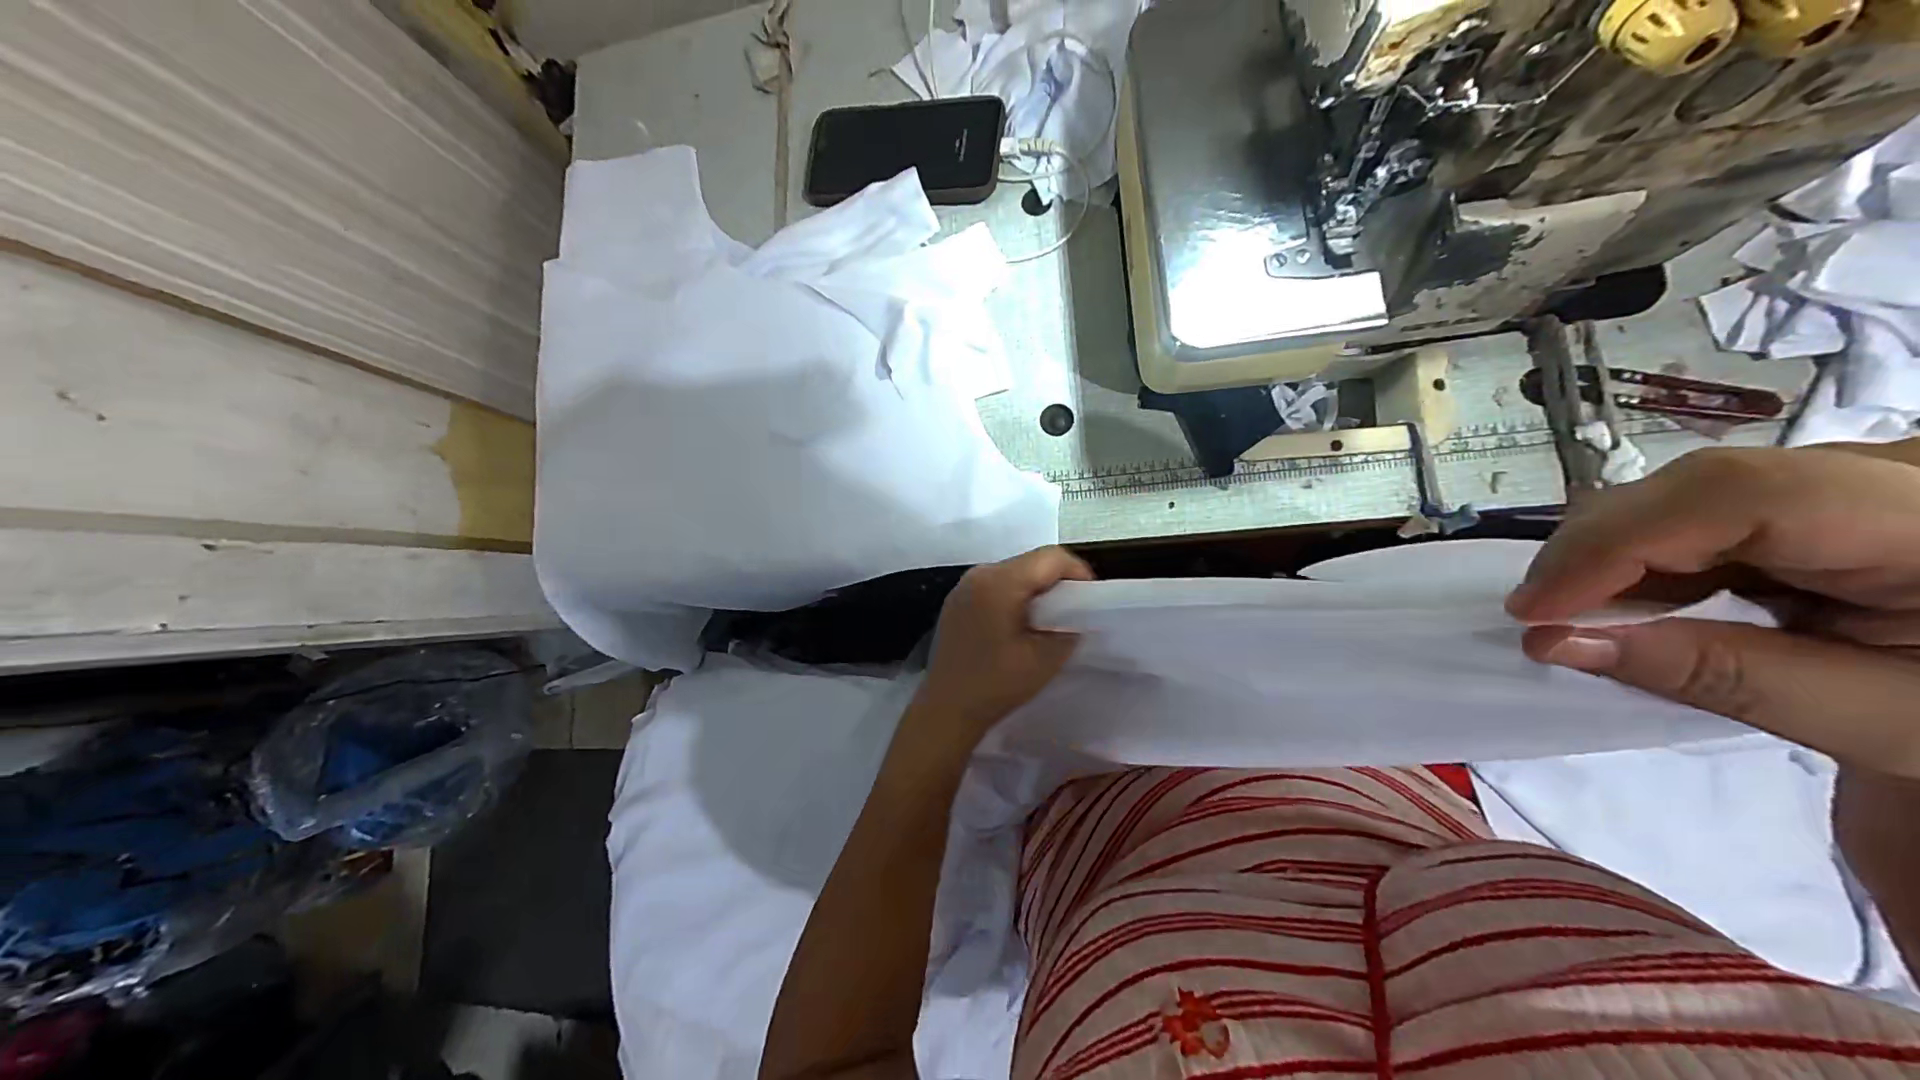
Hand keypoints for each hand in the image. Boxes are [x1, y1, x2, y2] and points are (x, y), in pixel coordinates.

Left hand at [909, 546, 1095, 752]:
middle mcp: (979, 574)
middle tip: (1074, 612)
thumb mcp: (1045, 658)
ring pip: (1013, 573)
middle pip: (1030, 562)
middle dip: (1057, 581)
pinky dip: (1014, 598)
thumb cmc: (996, 684)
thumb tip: (1076, 615)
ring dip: (1035, 590)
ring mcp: (964, 586)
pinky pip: (995, 586)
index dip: (1078, 573)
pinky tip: (1020, 626)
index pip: (1050, 557)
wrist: (946, 709)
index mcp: (1000, 582)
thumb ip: (1069, 628)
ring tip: (1050, 620)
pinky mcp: (957, 601)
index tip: (1089, 600)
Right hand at [1507, 440, 1919, 776]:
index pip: (1738, 497)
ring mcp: (1852, 469)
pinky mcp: (1812, 485)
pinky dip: (1643, 559)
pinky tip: (1633, 601)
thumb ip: (1717, 675)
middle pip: (1694, 488)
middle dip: (1596, 553)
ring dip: (1612, 558)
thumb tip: (1555, 642)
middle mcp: (1895, 470)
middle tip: (1540, 618)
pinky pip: (1691, 509)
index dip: (1615, 543)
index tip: (1535, 609)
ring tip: (1584, 617)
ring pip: (1679, 494)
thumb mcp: (1868, 720)